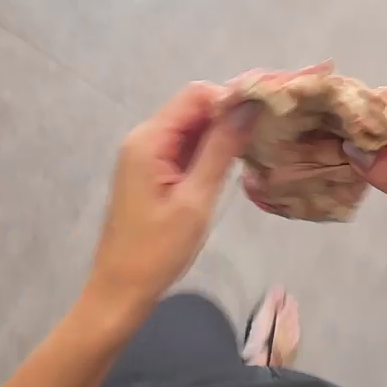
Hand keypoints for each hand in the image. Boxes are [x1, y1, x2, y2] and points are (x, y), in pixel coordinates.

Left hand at [85, 83, 254, 321]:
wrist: (120, 292)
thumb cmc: (157, 250)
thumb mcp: (196, 199)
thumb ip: (221, 149)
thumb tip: (248, 106)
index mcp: (149, 139)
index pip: (196, 95)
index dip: (230, 98)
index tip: (265, 114)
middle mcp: (143, 138)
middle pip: (193, 108)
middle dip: (228, 115)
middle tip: (266, 133)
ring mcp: (145, 155)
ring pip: (190, 128)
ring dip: (220, 134)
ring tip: (256, 148)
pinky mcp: (151, 171)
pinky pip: (183, 147)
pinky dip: (207, 151)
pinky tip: (231, 165)